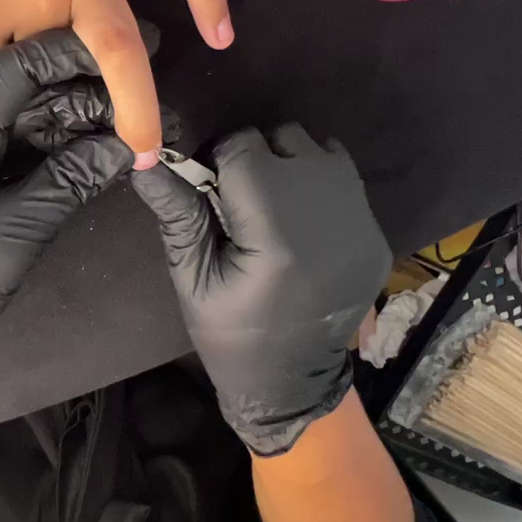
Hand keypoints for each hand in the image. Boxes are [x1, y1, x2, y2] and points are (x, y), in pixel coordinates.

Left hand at [0, 30, 133, 427]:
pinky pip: (2, 146)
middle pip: (18, 90)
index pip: (15, 67)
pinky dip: (45, 148)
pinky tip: (91, 145)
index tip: (131, 45)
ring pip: (15, 119)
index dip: (75, 54)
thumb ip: (73, 177)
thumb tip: (130, 143)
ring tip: (128, 120)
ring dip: (69, 122)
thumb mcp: (16, 230)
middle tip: (143, 89)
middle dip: (80, 91)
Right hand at [131, 125, 391, 454]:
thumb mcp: (192, 279)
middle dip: (256, 158)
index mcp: (276, 237)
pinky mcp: (377, 236)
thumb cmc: (230, 335)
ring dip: (291, 165)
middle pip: (286, 138)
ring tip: (273, 205)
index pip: (244, 147)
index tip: (210, 189)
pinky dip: (320, 185)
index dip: (218, 160)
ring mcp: (362, 226)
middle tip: (240, 199)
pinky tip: (303, 221)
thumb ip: (177, 214)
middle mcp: (328, 220)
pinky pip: (345, 179)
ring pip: (321, 149)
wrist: (293, 383)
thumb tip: (144, 161)